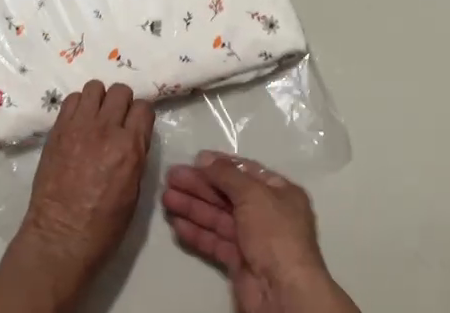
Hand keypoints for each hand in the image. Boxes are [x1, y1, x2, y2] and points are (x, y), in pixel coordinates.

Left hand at [0, 81, 153, 312]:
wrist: (61, 237)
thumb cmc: (104, 226)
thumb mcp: (134, 192)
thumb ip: (135, 156)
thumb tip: (133, 138)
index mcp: (130, 147)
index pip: (144, 107)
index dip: (142, 116)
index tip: (137, 125)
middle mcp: (106, 129)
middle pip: (120, 91)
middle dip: (123, 103)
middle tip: (117, 121)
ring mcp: (78, 126)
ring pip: (94, 87)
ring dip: (99, 100)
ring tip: (96, 118)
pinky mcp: (57, 129)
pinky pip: (71, 100)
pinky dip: (78, 106)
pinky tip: (78, 124)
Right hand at [162, 152, 358, 312]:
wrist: (283, 292)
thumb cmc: (274, 233)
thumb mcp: (253, 194)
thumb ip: (227, 174)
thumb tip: (204, 157)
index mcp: (280, 193)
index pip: (246, 172)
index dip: (220, 165)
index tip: (193, 160)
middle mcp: (267, 213)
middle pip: (228, 194)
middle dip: (199, 185)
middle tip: (170, 177)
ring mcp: (253, 239)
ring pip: (218, 217)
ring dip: (193, 207)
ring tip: (166, 198)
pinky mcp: (239, 262)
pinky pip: (216, 241)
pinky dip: (197, 232)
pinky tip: (177, 225)